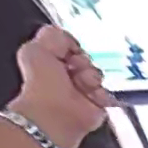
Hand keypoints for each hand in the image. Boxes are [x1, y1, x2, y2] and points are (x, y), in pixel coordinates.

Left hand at [9, 25, 115, 147]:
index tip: (65, 54)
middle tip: (71, 72)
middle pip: (87, 58)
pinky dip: (101, 94)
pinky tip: (91, 97)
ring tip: (80, 87)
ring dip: (91, 79)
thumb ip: (54, 36)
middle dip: (82, 63)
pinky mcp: (99, 102)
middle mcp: (68, 72)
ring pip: (98, 74)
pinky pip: (109, 91)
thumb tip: (73, 42)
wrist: (58, 111)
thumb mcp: (38, 48)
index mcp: (51, 58)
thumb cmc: (43, 82)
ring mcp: (85, 87)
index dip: (70, 47)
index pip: (70, 44)